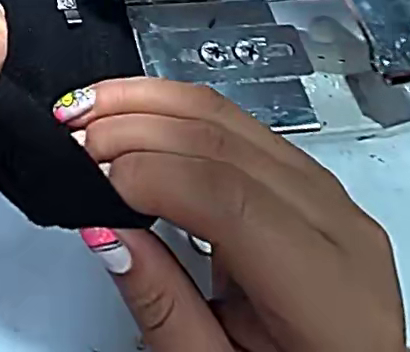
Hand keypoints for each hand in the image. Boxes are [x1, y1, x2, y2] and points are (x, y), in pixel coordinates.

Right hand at [54, 78, 403, 350]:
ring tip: (89, 108)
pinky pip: (228, 117)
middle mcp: (335, 220)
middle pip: (223, 139)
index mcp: (332, 289)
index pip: (231, 198)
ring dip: (145, 101)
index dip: (151, 174)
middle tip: (74, 134)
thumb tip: (106, 230)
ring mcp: (319, 186)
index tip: (91, 175)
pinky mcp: (295, 169)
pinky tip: (131, 110)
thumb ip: (164, 309)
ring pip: (223, 111)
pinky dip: (169, 107)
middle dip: (135, 126)